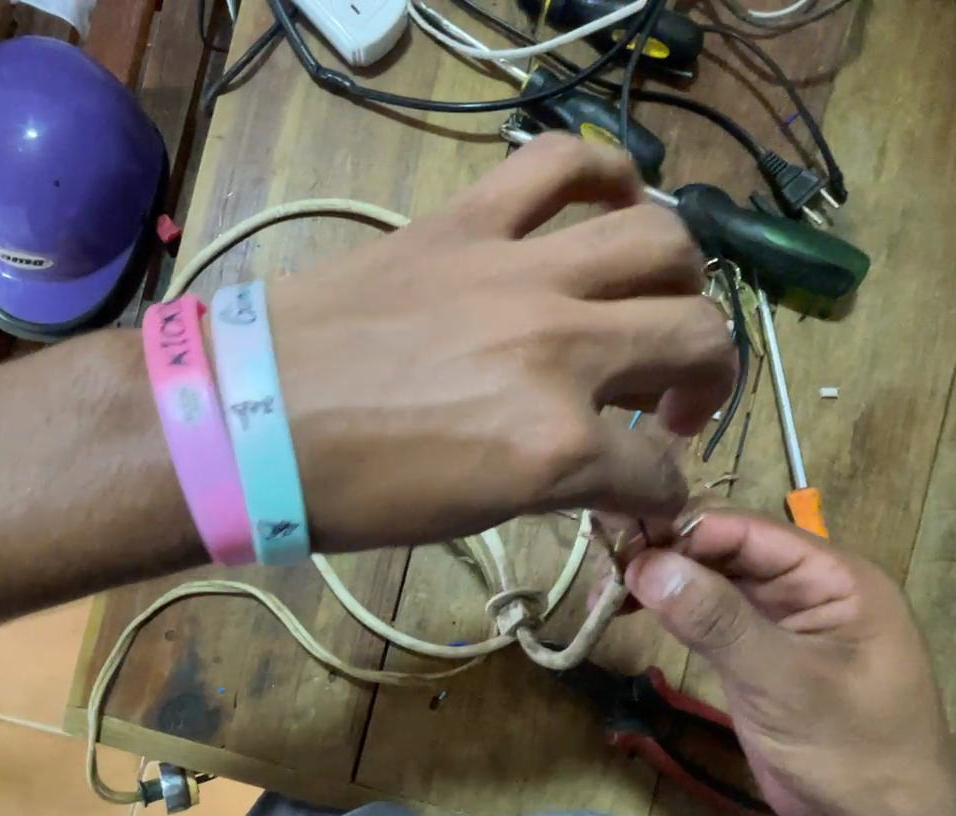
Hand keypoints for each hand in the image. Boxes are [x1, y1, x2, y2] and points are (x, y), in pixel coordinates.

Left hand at [264, 134, 735, 551]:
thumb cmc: (347, 492)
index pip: (654, 474)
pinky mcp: (464, 224)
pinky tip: (616, 198)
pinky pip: (561, 164)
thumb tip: (599, 467)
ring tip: (654, 305)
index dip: (664, 496)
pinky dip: (605, 173)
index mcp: (553, 447)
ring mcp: (515, 274)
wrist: (246, 422)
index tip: (649, 498)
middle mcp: (558, 349)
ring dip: (680, 280)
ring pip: (659, 241)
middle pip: (696, 337)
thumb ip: (553, 482)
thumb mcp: (468, 511)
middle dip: (708, 382)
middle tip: (668, 406)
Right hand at [623, 507, 955, 815]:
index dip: (683, 531)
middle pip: (726, 550)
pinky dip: (672, 610)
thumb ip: (717, 620)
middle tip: (601, 566)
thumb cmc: (849, 753)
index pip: (748, 531)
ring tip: (604, 589)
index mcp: (835, 576)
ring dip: (662, 581)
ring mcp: (781, 619)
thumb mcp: (783, 681)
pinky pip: (709, 615)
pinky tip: (631, 610)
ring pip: (712, 581)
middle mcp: (808, 586)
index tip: (620, 543)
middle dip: (666, 554)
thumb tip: (646, 564)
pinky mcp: (757, 652)